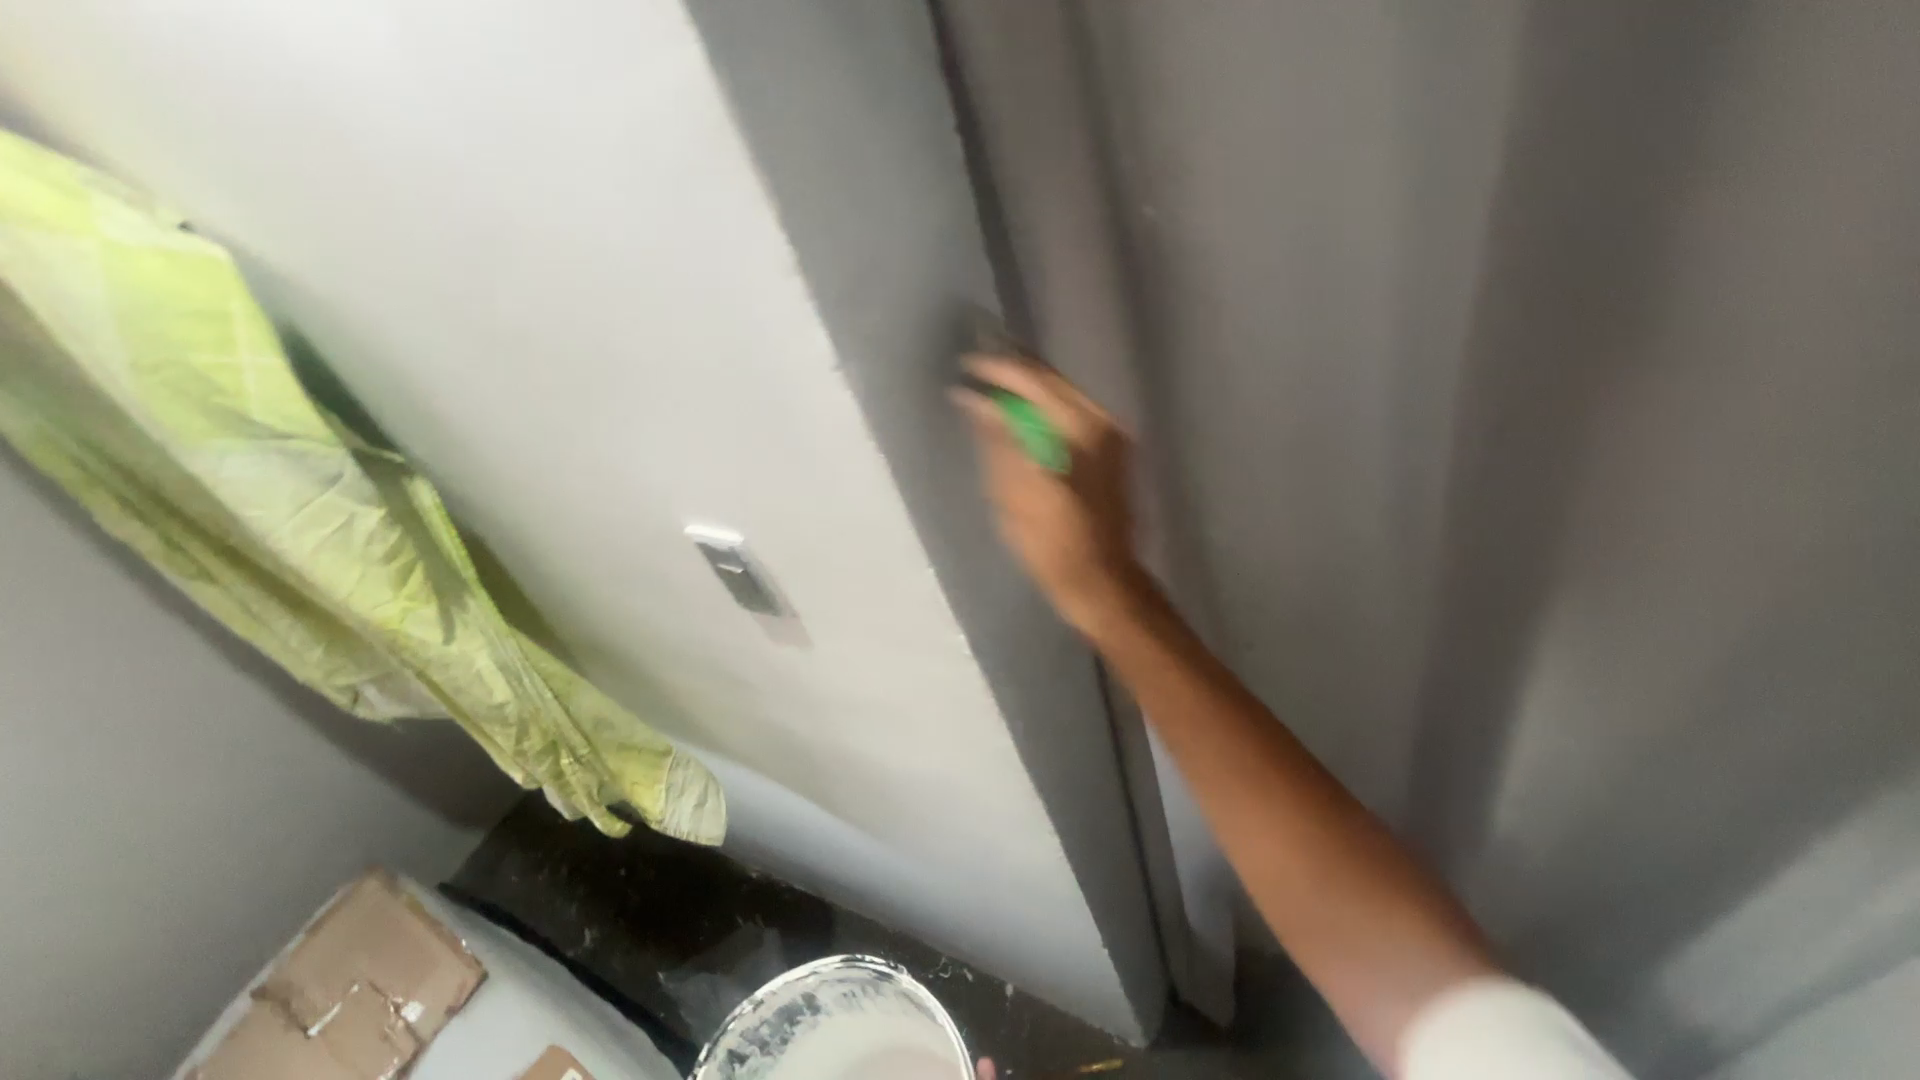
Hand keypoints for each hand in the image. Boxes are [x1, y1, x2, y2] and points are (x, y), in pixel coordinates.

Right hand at [952, 354, 1145, 633]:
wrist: (1102, 584)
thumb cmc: (1056, 545)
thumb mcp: (1017, 494)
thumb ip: (998, 439)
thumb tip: (974, 399)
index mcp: (1084, 429)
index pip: (1036, 382)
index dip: (999, 369)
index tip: (966, 365)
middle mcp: (1104, 424)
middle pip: (1054, 383)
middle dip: (1014, 374)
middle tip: (977, 369)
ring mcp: (1112, 440)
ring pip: (1064, 399)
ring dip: (1029, 392)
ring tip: (992, 389)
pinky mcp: (1111, 457)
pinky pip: (1071, 418)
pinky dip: (1043, 413)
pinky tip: (1019, 418)